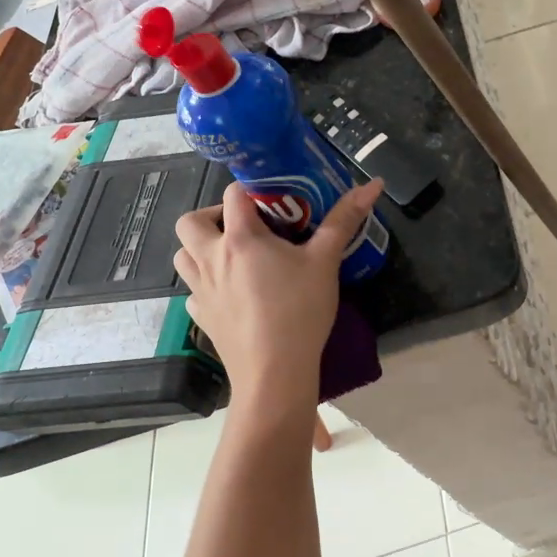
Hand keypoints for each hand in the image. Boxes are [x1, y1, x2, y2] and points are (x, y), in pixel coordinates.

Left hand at [173, 179, 382, 409]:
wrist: (274, 373)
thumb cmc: (300, 310)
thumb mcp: (326, 260)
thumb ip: (345, 219)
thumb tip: (374, 183)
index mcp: (240, 238)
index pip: (232, 194)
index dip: (250, 190)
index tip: (273, 201)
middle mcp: (212, 258)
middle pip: (189, 222)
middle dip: (211, 216)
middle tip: (244, 226)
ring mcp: (202, 290)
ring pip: (182, 256)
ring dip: (201, 248)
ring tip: (234, 255)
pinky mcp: (201, 318)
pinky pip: (193, 291)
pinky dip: (206, 283)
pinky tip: (231, 292)